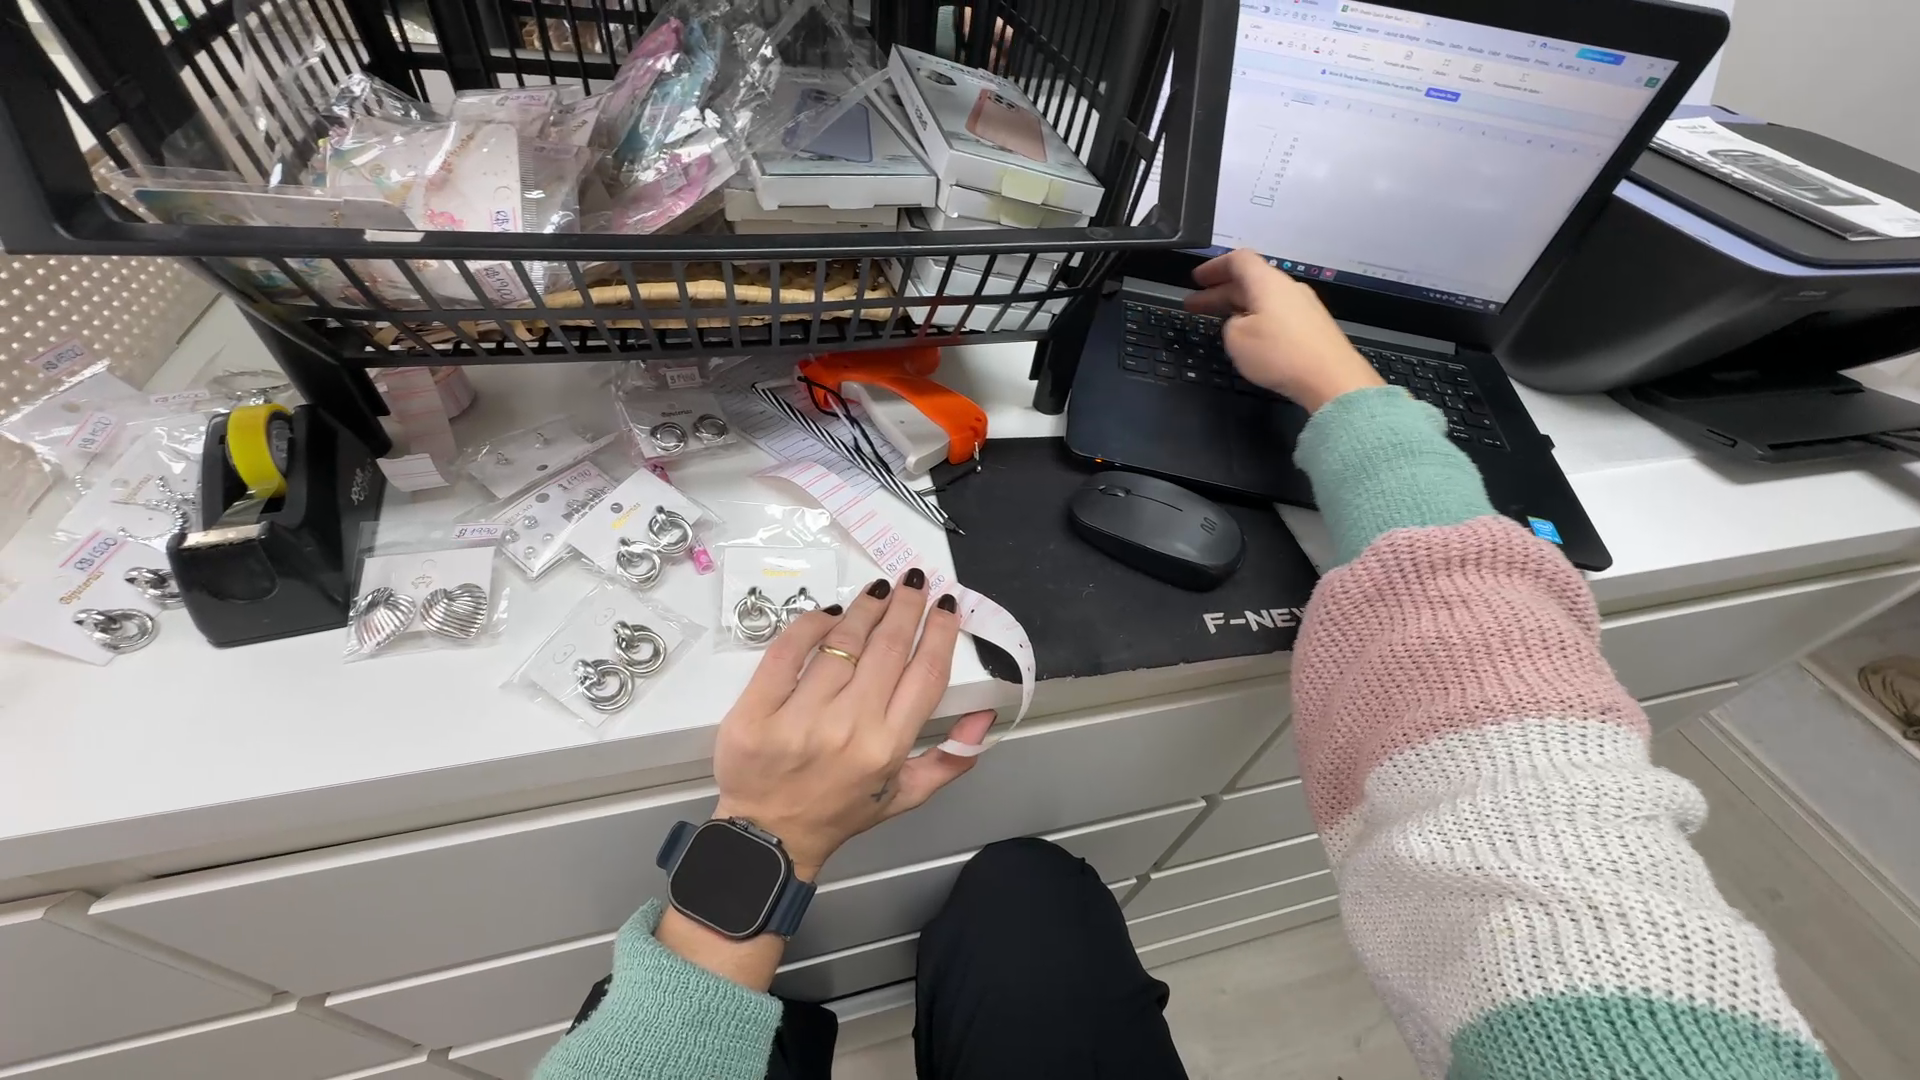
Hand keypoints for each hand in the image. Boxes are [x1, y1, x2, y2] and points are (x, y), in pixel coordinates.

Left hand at [711, 570, 995, 881]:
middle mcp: (849, 727)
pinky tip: (829, 612)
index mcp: (888, 746)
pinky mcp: (757, 710)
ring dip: (865, 607)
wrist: (768, 838)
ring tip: (878, 590)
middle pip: (888, 647)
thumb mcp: (905, 795)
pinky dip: (811, 623)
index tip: (946, 605)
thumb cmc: (840, 811)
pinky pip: (788, 650)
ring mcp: (800, 717)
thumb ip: (951, 758)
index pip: (925, 673)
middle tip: (914, 581)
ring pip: (842, 642)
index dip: (940, 632)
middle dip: (906, 605)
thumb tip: (985, 716)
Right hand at [1185, 249, 1383, 411]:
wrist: (1330, 377)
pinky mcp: (1311, 326)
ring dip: (1236, 306)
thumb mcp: (1236, 338)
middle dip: (1218, 292)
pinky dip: (1255, 318)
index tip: (1196, 280)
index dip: (1214, 268)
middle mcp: (1287, 288)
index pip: (1238, 260)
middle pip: (1249, 280)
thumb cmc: (1279, 354)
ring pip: (1262, 298)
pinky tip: (1248, 335)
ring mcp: (1303, 306)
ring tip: (1218, 320)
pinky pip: (1276, 313)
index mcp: (1267, 283)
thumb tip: (1239, 322)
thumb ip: (1230, 324)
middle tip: (1195, 305)